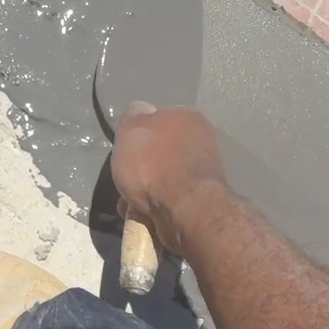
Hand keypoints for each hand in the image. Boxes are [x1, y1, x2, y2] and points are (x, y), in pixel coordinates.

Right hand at [109, 103, 227, 254]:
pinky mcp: (199, 202)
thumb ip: (133, 116)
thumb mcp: (131, 128)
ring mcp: (202, 175)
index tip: (126, 151)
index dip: (138, 135)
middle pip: (159, 153)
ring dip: (144, 191)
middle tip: (126, 180)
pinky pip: (168, 201)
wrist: (183, 210)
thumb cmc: (153, 164)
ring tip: (130, 203)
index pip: (157, 119)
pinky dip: (153, 208)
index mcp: (188, 117)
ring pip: (162, 180)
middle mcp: (200, 142)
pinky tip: (142, 215)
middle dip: (140, 169)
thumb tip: (141, 113)